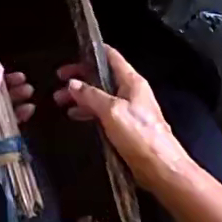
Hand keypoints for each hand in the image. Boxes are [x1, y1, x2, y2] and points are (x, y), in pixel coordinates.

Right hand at [54, 45, 192, 192]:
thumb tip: (73, 83)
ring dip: (81, 96)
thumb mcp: (111, 111)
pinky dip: (88, 111)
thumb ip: (90, 95)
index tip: (72, 55)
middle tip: (59, 81)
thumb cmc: (141, 137)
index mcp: (132, 82)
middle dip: (80, 78)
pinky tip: (76, 116)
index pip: (111, 56)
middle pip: (102, 76)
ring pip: (100, 95)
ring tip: (61, 101)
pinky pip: (103, 113)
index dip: (91, 52)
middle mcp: (132, 93)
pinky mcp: (126, 127)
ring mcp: (129, 110)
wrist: (161, 169)